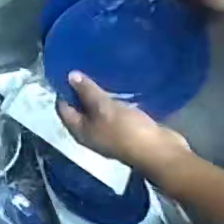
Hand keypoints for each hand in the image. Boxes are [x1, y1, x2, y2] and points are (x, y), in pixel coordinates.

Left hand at [57, 71, 190, 170]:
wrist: (161, 153)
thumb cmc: (126, 130)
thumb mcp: (103, 107)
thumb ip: (87, 91)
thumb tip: (70, 75)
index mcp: (79, 130)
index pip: (62, 107)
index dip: (63, 90)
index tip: (67, 73)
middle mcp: (90, 133)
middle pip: (80, 110)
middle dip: (81, 92)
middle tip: (85, 71)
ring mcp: (109, 134)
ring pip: (99, 111)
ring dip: (100, 96)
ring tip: (101, 75)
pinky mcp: (127, 132)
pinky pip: (116, 114)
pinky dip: (115, 103)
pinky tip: (120, 89)